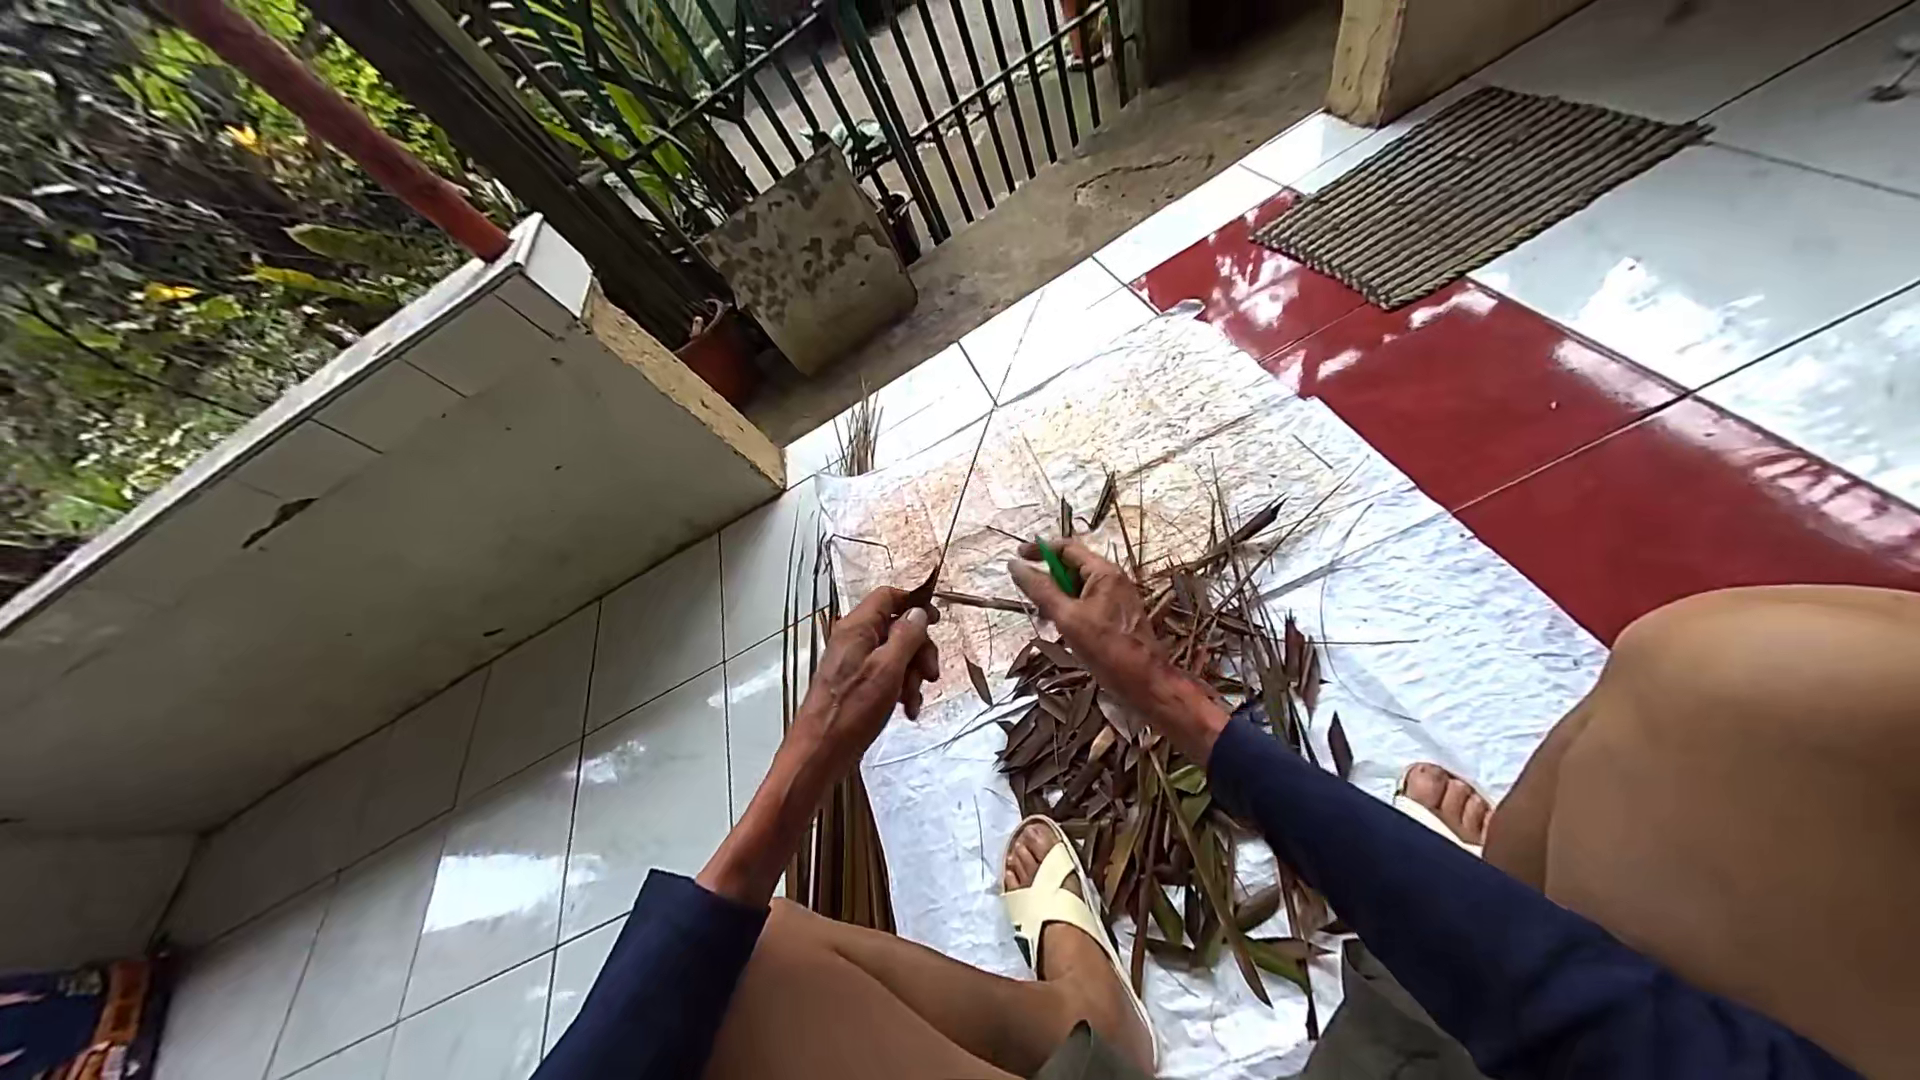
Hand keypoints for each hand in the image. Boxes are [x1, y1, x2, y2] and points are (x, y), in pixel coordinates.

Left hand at [789, 586, 940, 778]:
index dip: (914, 604)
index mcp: (857, 628)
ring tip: (913, 700)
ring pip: (896, 654)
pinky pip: (887, 676)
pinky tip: (907, 710)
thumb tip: (918, 612)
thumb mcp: (888, 670)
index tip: (937, 622)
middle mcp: (854, 640)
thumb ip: (906, 636)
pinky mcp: (857, 684)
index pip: (888, 596)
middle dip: (919, 650)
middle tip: (930, 674)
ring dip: (912, 674)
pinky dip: (900, 689)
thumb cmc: (852, 710)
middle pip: (897, 628)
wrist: (820, 753)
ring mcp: (855, 662)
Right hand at [1008, 539, 1228, 760]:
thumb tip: (1015, 566)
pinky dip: (1069, 610)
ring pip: (1077, 587)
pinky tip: (1062, 630)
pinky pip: (1086, 603)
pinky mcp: (1115, 616)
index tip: (1017, 557)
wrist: (1144, 682)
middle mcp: (1112, 580)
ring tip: (1046, 619)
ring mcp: (1116, 598)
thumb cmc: (1107, 649)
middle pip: (1071, 567)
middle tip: (1031, 598)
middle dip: (1047, 579)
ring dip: (1057, 598)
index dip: (1040, 549)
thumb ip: (1040, 590)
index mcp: (1104, 572)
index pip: (1067, 548)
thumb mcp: (1067, 617)